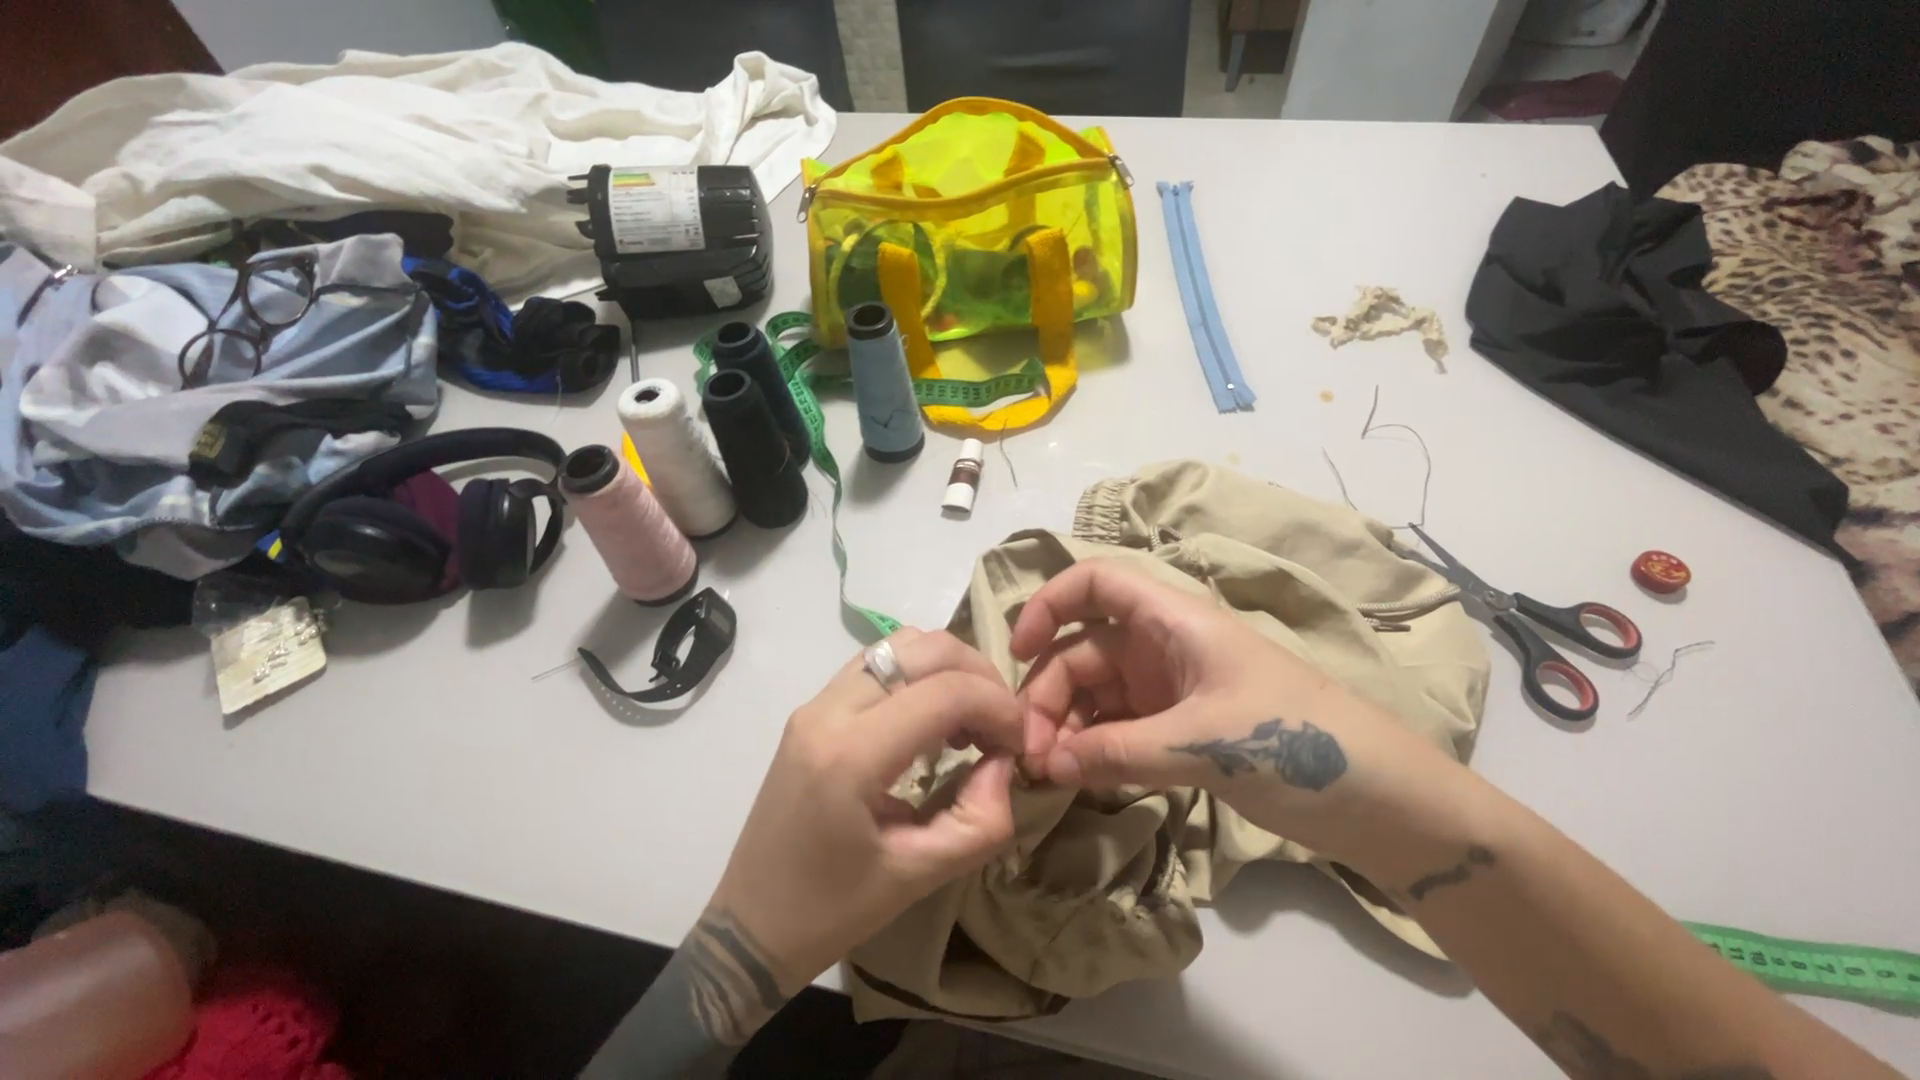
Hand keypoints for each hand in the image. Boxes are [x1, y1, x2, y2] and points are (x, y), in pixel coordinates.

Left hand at [706, 628, 1022, 991]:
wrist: (751, 923)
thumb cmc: (833, 910)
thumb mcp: (920, 876)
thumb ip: (980, 819)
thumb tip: (1006, 762)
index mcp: (850, 756)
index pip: (945, 692)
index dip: (999, 707)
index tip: (1019, 745)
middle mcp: (828, 712)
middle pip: (924, 649)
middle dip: (979, 675)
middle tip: (1001, 726)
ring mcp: (814, 704)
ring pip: (899, 644)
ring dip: (948, 669)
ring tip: (969, 723)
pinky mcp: (811, 710)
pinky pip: (876, 664)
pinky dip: (919, 675)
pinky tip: (933, 723)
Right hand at [1012, 560, 1463, 867]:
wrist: (1382, 800)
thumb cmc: (1297, 744)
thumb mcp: (1202, 745)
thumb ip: (1117, 753)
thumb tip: (1043, 766)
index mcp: (1175, 619)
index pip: (1096, 583)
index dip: (1049, 604)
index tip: (1016, 654)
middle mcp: (1165, 647)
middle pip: (1083, 651)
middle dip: (1050, 694)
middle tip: (1031, 755)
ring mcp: (1171, 691)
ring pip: (1096, 695)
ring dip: (1067, 728)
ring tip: (1051, 775)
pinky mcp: (1181, 732)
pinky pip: (1118, 730)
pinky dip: (1094, 750)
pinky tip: (1080, 779)